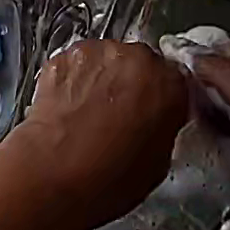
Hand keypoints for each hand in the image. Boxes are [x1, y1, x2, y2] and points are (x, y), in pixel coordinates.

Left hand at [9, 39, 187, 224]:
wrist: (55, 173)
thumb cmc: (110, 178)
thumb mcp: (157, 163)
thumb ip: (164, 127)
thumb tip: (156, 121)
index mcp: (169, 83)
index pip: (174, 79)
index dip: (160, 96)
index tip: (151, 111)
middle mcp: (138, 58)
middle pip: (139, 62)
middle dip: (130, 82)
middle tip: (116, 113)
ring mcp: (100, 51)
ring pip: (106, 59)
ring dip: (101, 77)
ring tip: (86, 112)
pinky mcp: (67, 55)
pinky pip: (76, 64)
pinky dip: (72, 79)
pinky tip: (65, 107)